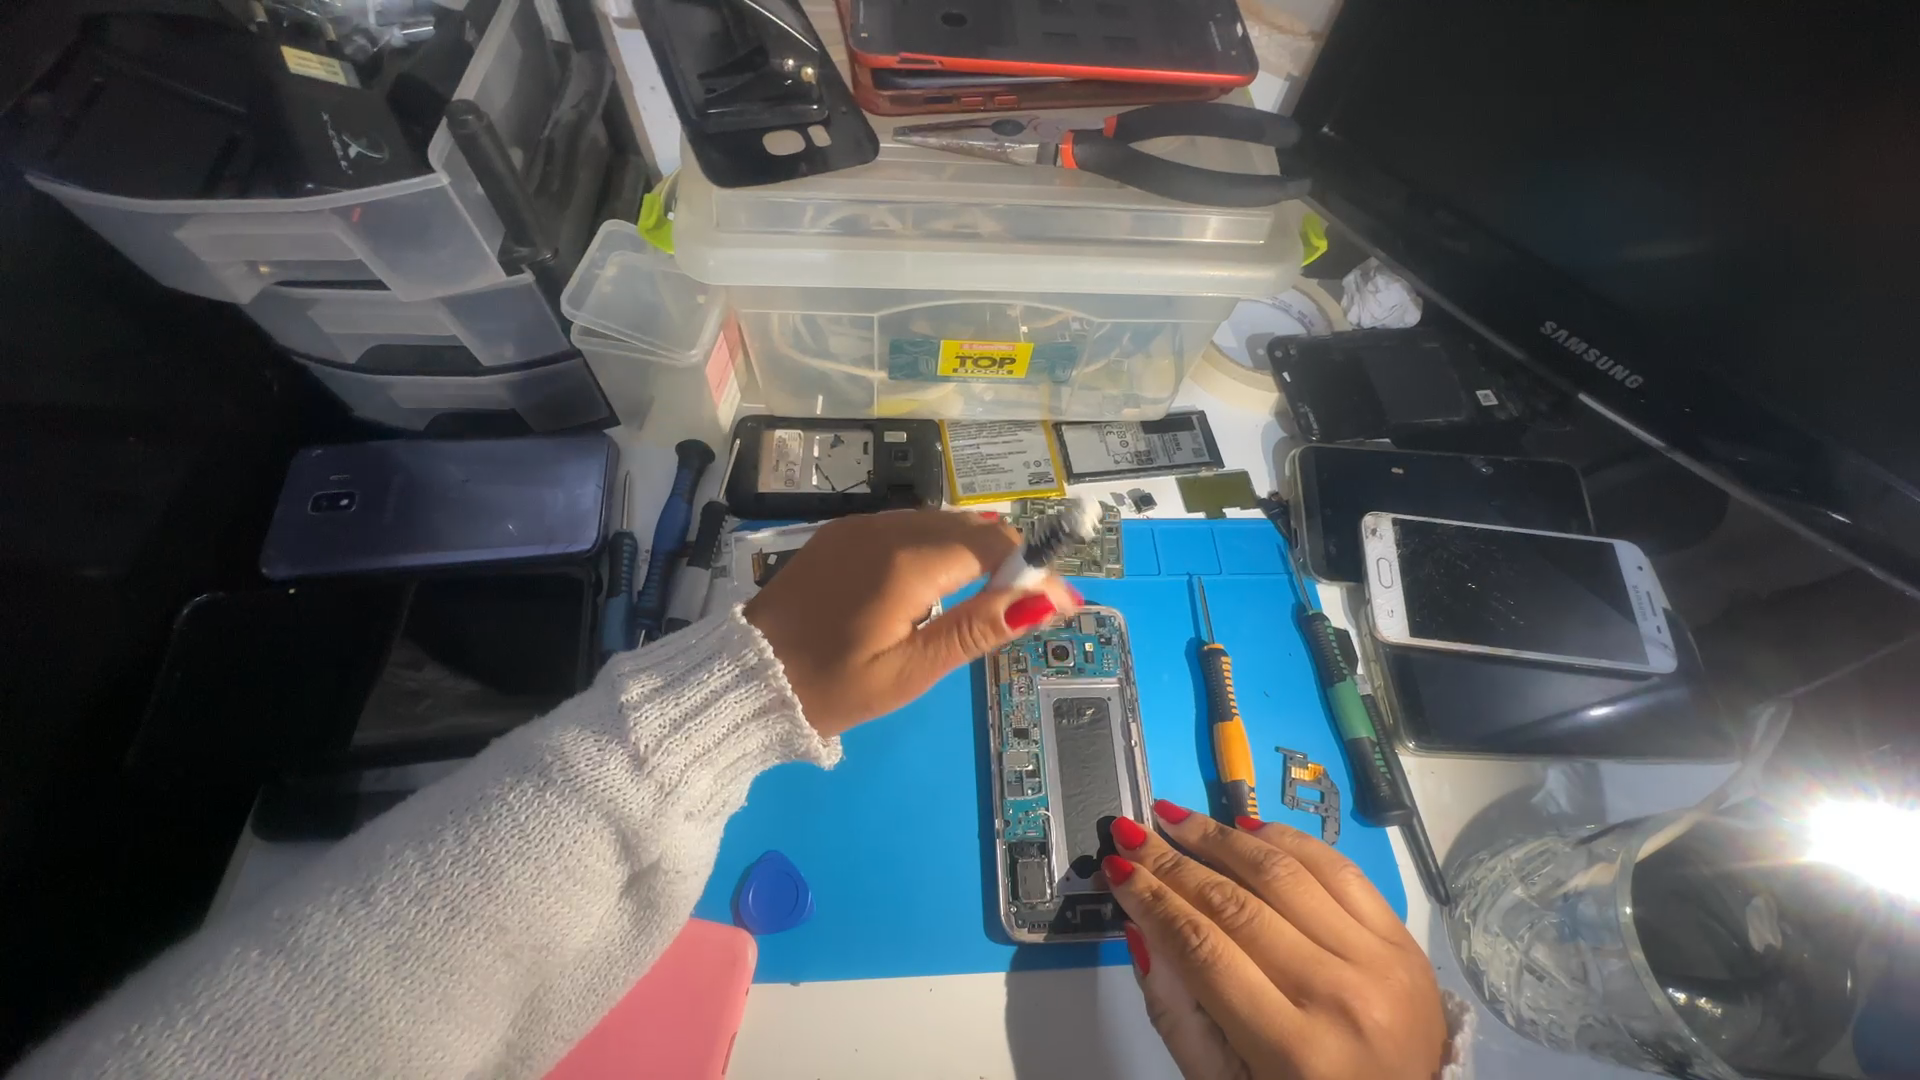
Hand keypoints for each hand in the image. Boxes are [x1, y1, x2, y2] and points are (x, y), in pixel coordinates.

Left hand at [742, 509, 1080, 736]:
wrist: (746, 676)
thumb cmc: (831, 687)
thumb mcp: (910, 670)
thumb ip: (977, 629)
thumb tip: (1044, 600)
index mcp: (907, 562)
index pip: (993, 544)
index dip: (1034, 567)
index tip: (1061, 600)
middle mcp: (886, 528)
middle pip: (969, 527)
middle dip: (1007, 557)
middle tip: (1027, 602)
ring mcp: (860, 525)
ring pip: (939, 521)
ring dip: (973, 549)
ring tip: (988, 594)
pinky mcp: (841, 531)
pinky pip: (906, 525)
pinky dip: (936, 545)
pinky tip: (938, 578)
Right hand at [1105, 803, 1446, 1079]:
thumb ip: (1177, 1012)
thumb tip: (1141, 925)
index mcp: (1295, 1053)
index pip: (1202, 950)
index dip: (1152, 901)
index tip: (1115, 867)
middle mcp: (1340, 997)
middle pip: (1234, 905)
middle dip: (1170, 862)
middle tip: (1129, 832)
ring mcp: (1378, 960)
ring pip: (1280, 873)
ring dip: (1217, 836)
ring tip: (1173, 817)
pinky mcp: (1401, 937)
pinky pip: (1335, 866)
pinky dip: (1283, 839)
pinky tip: (1242, 826)